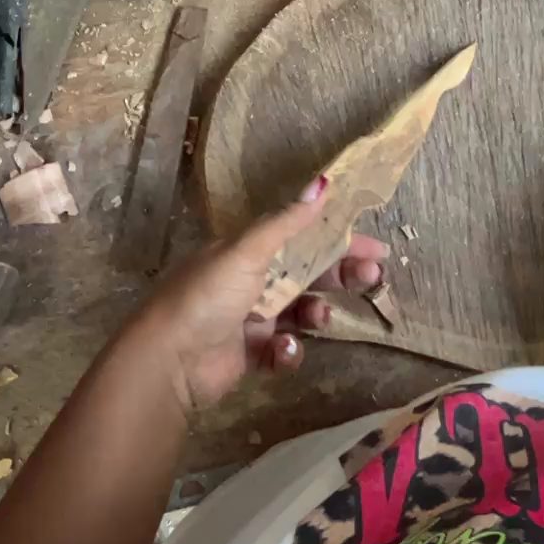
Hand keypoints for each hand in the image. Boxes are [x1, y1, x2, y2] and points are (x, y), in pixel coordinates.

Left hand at [123, 176, 386, 413]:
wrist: (168, 361)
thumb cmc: (207, 295)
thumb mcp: (247, 250)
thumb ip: (287, 221)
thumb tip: (323, 181)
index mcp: (249, 248)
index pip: (303, 235)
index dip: (339, 238)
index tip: (376, 248)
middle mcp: (251, 278)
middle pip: (308, 271)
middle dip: (341, 275)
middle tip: (373, 278)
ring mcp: (251, 318)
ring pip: (300, 311)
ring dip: (316, 313)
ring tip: (320, 319)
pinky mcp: (250, 355)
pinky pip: (284, 349)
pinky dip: (288, 351)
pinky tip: (281, 351)